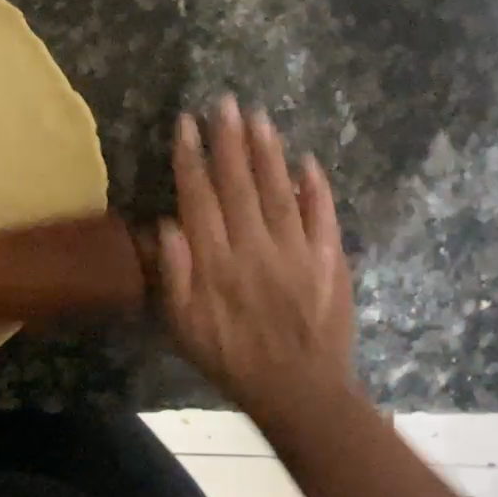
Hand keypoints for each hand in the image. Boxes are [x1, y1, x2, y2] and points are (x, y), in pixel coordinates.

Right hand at [157, 95, 357, 428]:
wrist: (302, 394)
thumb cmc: (229, 356)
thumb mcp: (182, 325)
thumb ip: (175, 274)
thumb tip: (167, 224)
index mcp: (216, 262)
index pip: (199, 197)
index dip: (190, 158)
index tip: (186, 123)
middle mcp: (255, 248)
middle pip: (239, 184)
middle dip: (229, 140)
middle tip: (225, 103)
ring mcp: (297, 253)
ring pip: (279, 191)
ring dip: (267, 152)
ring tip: (258, 118)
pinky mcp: (330, 263)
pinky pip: (324, 218)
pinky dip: (316, 188)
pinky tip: (307, 161)